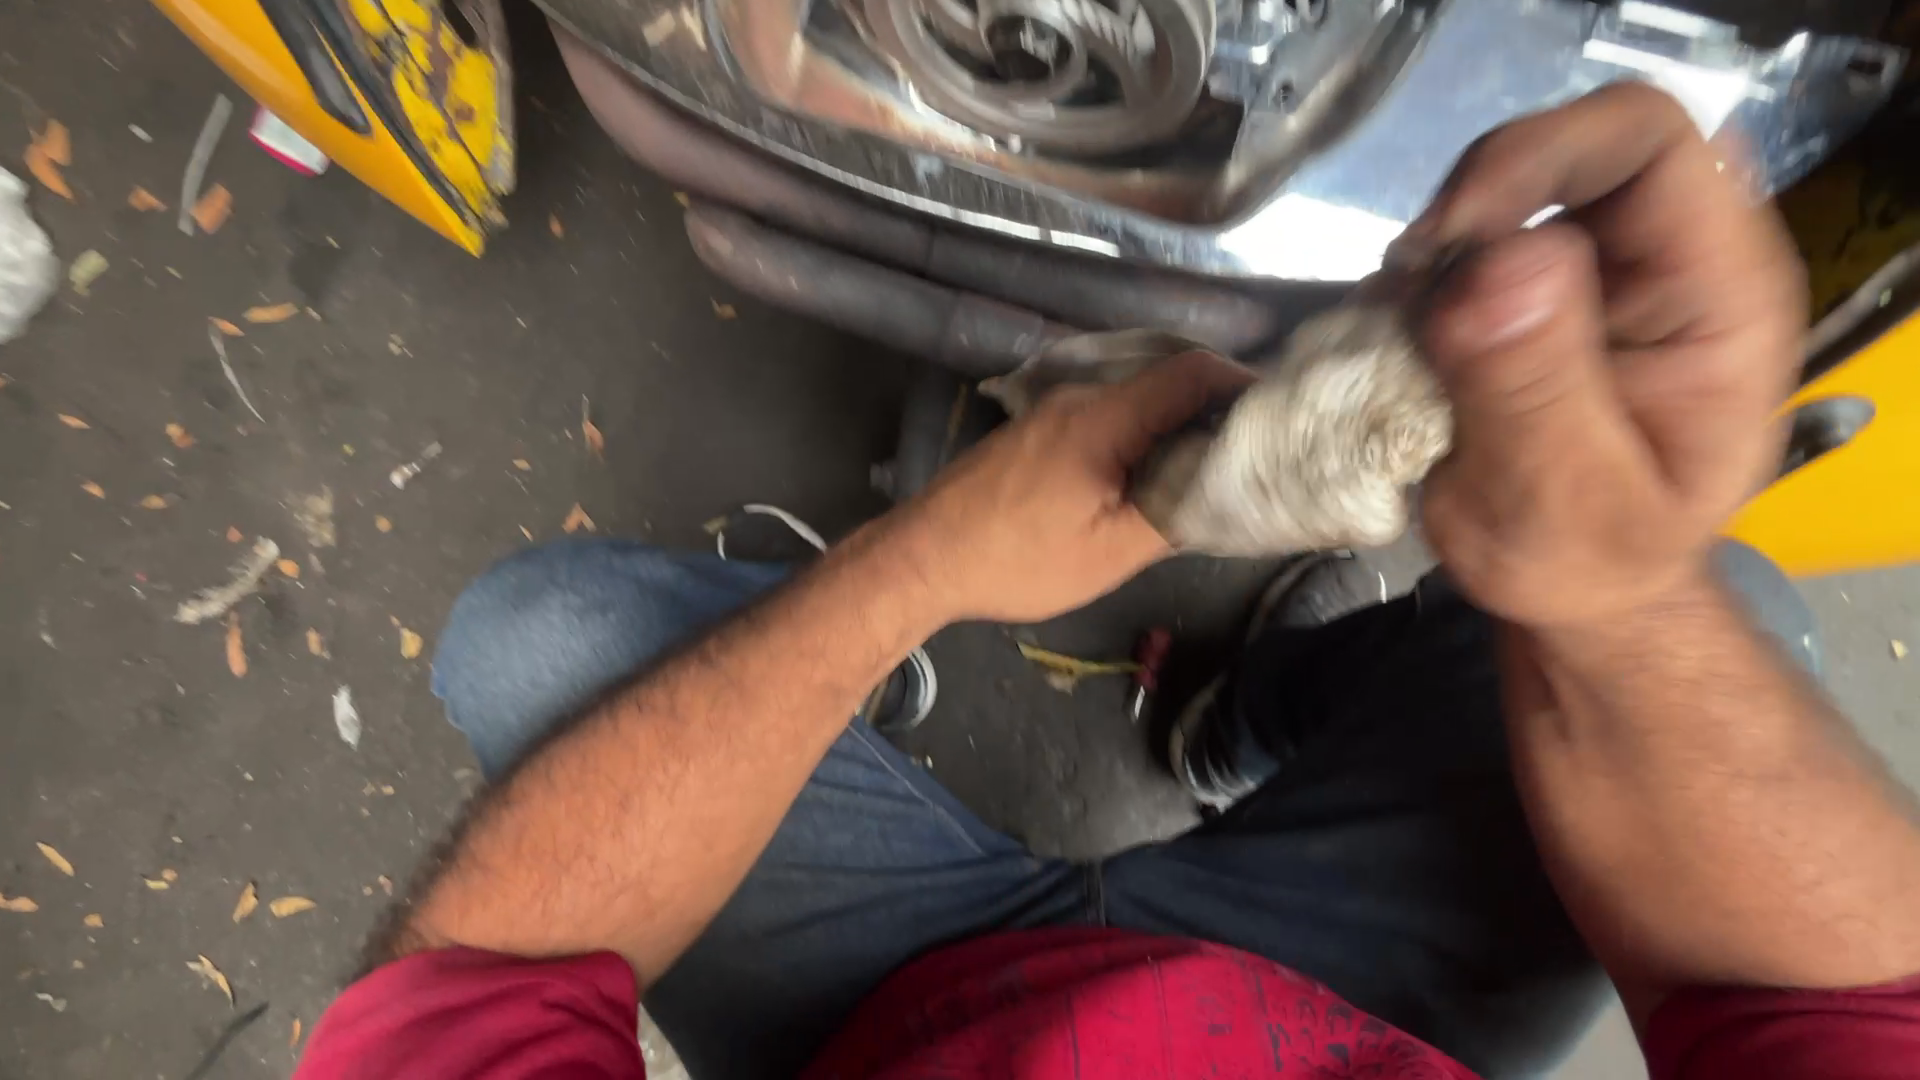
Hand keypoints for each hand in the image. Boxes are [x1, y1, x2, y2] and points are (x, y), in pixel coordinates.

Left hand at [883, 351, 1253, 623]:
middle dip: (1212, 417)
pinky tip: (1139, 482)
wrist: (923, 558)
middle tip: (1247, 459)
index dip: (1243, 386)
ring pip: (1132, 406)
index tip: (1275, 419)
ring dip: (1170, 434)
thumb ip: (1177, 512)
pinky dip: (1132, 443)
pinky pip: (1100, 422)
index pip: (1193, 372)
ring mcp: (1049, 413)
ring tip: (1199, 477)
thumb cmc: (1016, 559)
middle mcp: (1078, 398)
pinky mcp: (1032, 433)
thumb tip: (1224, 488)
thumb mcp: (1110, 552)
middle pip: (1165, 386)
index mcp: (1104, 418)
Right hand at [1396, 82, 1806, 629]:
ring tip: (1399, 338)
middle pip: (1562, 157)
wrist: (1563, 587)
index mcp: (1708, 295)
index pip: (1645, 150)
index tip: (1445, 240)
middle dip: (1468, 208)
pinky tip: (1396, 348)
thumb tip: (1495, 266)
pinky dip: (1406, 292)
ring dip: (1427, 260)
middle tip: (1405, 289)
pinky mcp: (1509, 313)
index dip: (1538, 161)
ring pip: (1492, 208)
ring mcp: (1572, 286)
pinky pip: (1450, 265)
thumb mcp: (1568, 498)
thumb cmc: (1587, 561)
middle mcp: (1646, 268)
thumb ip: (1539, 388)